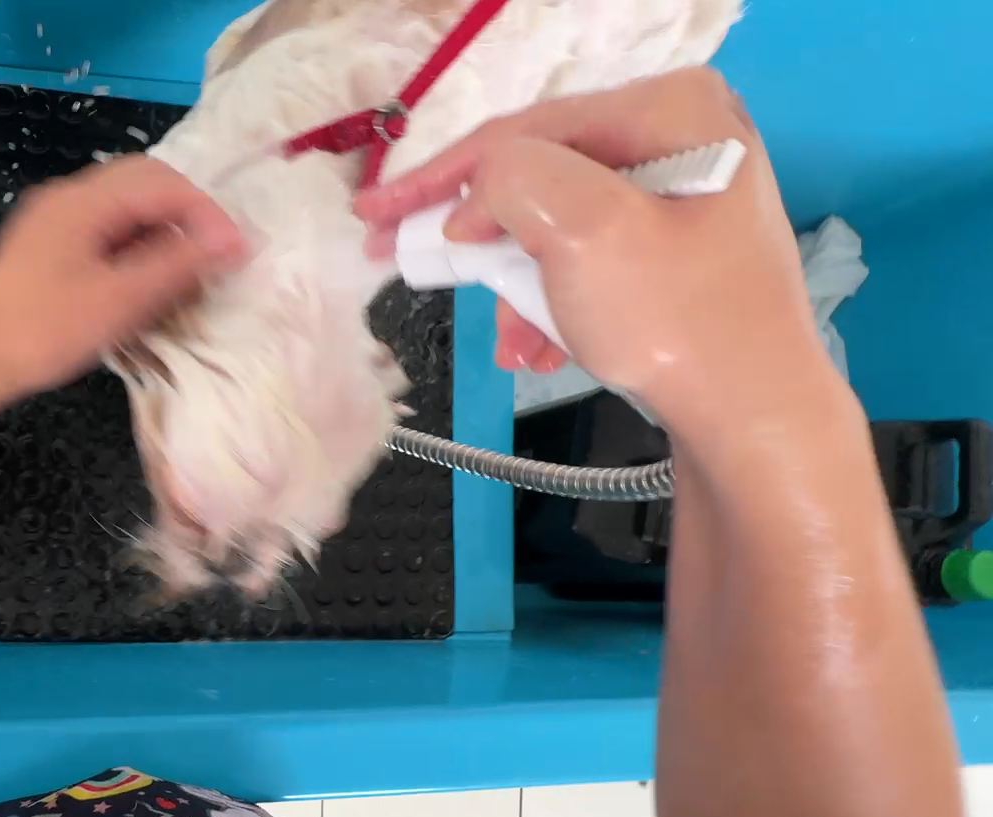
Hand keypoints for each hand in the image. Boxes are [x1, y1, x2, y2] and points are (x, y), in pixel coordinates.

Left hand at [0, 155, 245, 407]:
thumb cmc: (43, 334)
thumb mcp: (117, 302)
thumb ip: (174, 267)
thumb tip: (226, 242)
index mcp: (83, 201)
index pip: (163, 183)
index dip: (206, 215)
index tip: (236, 253)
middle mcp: (65, 198)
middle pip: (142, 187)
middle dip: (185, 218)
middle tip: (212, 258)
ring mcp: (50, 223)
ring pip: (121, 211)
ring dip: (158, 235)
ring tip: (183, 274)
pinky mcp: (42, 250)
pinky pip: (99, 234)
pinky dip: (131, 250)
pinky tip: (140, 283)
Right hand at [355, 68, 839, 435]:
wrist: (743, 405)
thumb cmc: (669, 316)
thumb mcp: (583, 231)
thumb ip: (512, 185)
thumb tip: (468, 205)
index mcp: (662, 112)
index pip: (517, 136)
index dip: (433, 178)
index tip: (373, 214)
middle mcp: (669, 138)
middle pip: (528, 180)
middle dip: (470, 238)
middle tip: (401, 258)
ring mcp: (666, 195)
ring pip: (543, 230)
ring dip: (509, 288)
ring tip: (510, 343)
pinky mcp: (658, 246)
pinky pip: (570, 262)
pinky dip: (541, 305)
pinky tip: (538, 347)